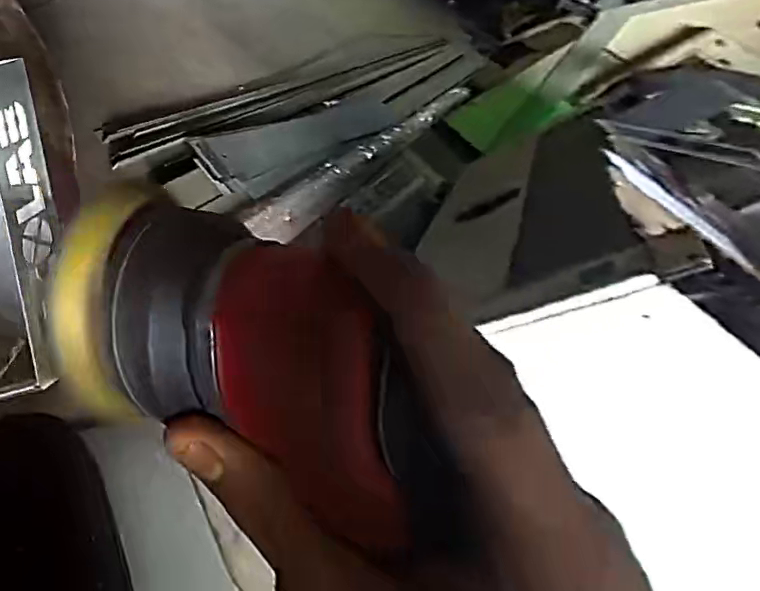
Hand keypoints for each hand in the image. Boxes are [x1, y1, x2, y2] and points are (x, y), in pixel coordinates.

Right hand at [165, 215, 648, 590]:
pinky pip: (487, 418)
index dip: (409, 295)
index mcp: (537, 529)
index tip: (346, 231)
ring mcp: (570, 507)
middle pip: (480, 372)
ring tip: (348, 302)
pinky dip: (429, 381)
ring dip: (414, 338)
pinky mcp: (553, 511)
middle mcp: (570, 504)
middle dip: (403, 302)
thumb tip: (189, 432)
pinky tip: (384, 387)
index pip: (478, 386)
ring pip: (485, 390)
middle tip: (332, 258)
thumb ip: (274, 516)